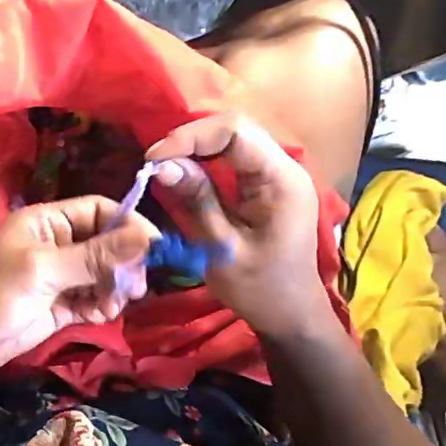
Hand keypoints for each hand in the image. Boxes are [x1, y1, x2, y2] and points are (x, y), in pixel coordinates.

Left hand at [0, 197, 160, 383]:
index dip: (129, 225)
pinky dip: (102, 307)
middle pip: (107, 243)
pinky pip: (94, 300)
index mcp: (47, 222)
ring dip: (115, 288)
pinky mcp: (61, 306)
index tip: (154, 249)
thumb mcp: (42, 270)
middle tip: (134, 287)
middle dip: (124, 262)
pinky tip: (99, 316)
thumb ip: (93, 256)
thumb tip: (146, 238)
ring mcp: (60, 277)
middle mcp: (57, 244)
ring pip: (104, 274)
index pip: (99, 210)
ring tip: (112, 305)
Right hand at [146, 114, 334, 342]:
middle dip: (190, 139)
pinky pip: (233, 159)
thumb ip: (197, 201)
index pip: (235, 132)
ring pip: (233, 140)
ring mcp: (277, 175)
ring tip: (163, 167)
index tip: (154, 160)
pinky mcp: (266, 186)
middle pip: (235, 129)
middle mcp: (284, 168)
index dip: (190, 137)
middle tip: (155, 163)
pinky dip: (205, 161)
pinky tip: (183, 174)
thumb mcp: (222, 248)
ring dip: (195, 148)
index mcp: (281, 180)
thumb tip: (162, 166)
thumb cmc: (260, 290)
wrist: (290, 315)